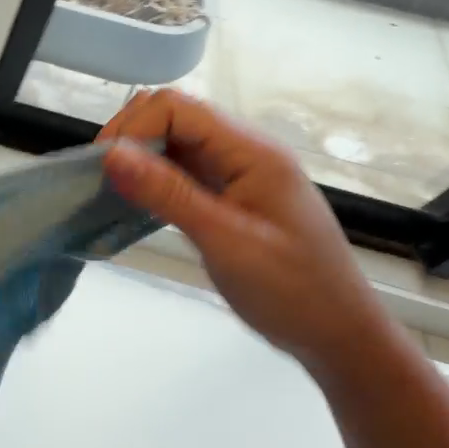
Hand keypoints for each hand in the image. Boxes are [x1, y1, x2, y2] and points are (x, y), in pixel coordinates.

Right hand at [98, 88, 393, 373]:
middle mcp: (243, 151)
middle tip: (105, 177)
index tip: (106, 166)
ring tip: (114, 190)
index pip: (177, 107)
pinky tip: (137, 202)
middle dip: (131, 136)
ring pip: (173, 139)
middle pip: (172, 114)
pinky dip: (152, 176)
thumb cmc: (293, 293)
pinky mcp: (228, 194)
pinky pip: (181, 167)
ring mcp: (236, 172)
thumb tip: (111, 154)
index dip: (134, 126)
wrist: (343, 340)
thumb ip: (168, 194)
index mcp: (251, 152)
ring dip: (139, 156)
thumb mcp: (227, 243)